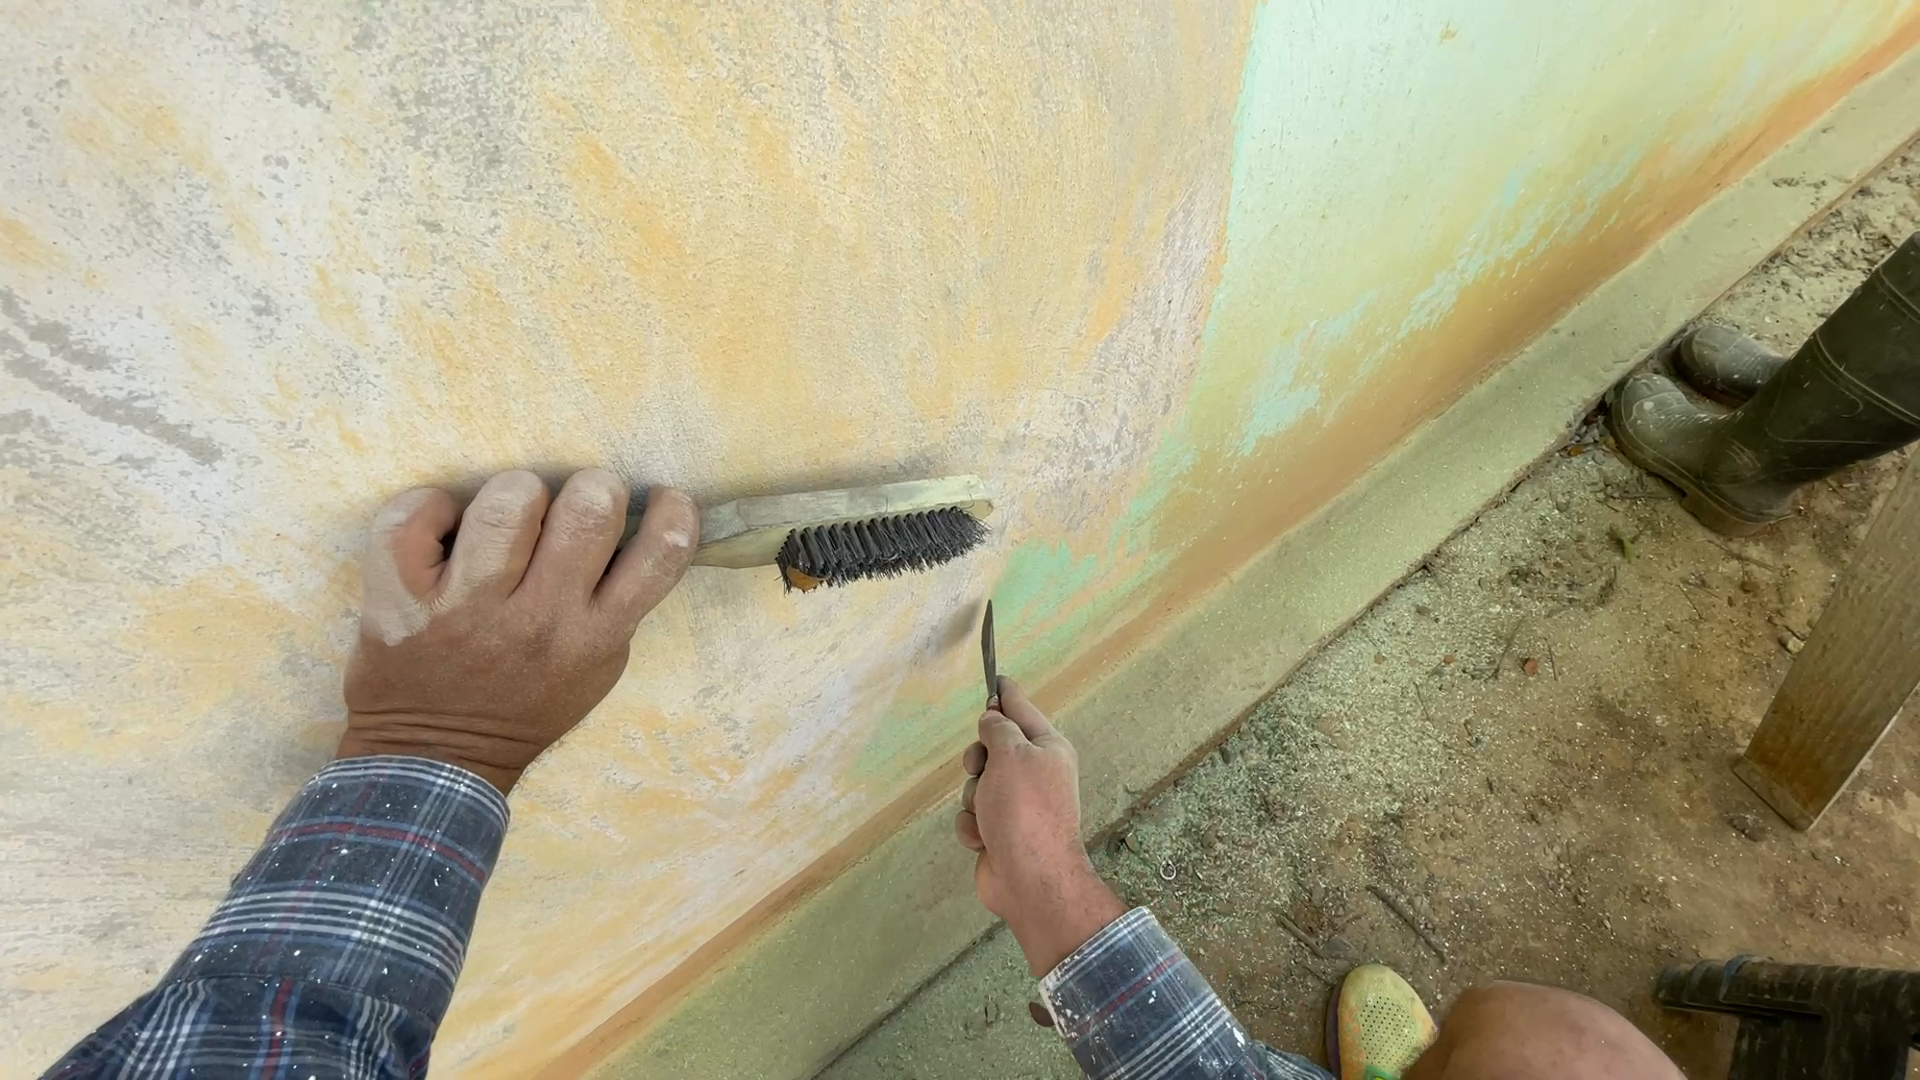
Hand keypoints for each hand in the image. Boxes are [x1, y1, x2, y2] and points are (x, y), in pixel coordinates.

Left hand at [337, 469, 697, 792]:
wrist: (439, 758)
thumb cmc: (534, 702)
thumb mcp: (603, 663)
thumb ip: (619, 601)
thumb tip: (631, 525)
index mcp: (598, 633)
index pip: (660, 555)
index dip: (674, 511)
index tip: (664, 498)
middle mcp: (540, 619)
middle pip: (587, 513)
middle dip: (593, 488)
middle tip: (582, 500)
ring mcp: (466, 610)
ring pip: (506, 504)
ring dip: (519, 492)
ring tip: (515, 511)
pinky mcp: (400, 602)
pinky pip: (411, 517)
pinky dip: (429, 506)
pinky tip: (446, 525)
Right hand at [956, 677, 1125, 974]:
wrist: (1030, 878)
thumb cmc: (1024, 808)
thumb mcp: (1011, 754)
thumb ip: (998, 729)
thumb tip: (993, 719)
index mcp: (1047, 748)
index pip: (1022, 709)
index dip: (1005, 694)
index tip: (995, 678)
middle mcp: (1035, 773)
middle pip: (993, 747)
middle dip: (978, 759)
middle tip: (978, 768)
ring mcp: (1016, 805)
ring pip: (977, 784)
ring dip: (973, 798)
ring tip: (986, 814)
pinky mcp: (999, 832)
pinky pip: (972, 815)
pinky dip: (973, 826)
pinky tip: (984, 838)